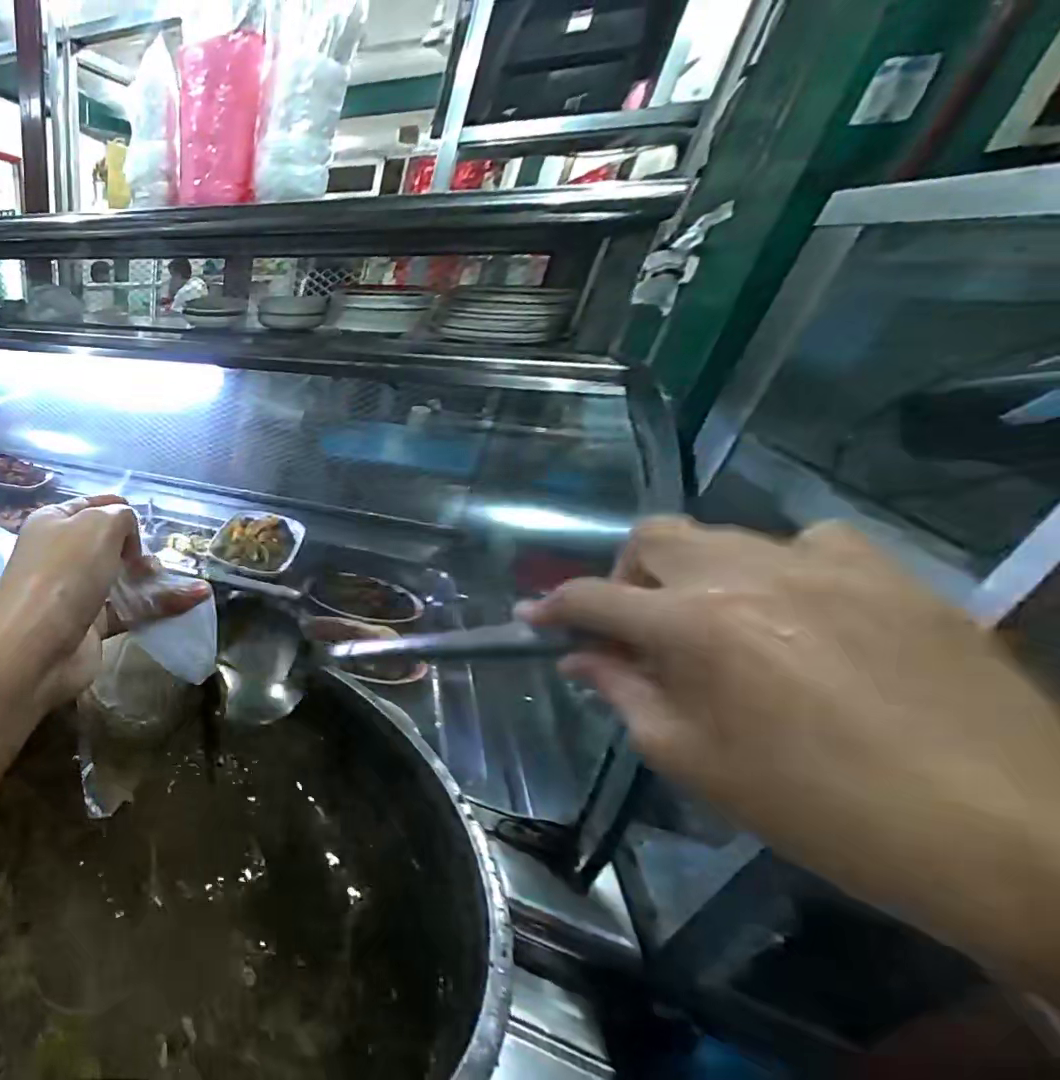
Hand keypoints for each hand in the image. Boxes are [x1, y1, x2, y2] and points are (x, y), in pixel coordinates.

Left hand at [0, 494, 210, 709]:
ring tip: (185, 581)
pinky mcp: (91, 626)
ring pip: (123, 579)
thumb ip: (121, 517)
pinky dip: (160, 606)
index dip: (120, 508)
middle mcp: (62, 555)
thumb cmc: (64, 573)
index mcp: (54, 522)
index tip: (145, 520)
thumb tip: (127, 538)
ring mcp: (76, 592)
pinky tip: (193, 601)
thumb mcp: (98, 525)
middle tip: (153, 561)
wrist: (35, 647)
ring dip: (155, 579)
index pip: (92, 506)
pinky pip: (130, 610)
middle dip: (138, 548)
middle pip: (109, 545)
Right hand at [521, 517, 1059, 985]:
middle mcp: (752, 578)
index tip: (532, 620)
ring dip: (697, 571)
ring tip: (717, 620)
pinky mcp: (899, 580)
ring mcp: (831, 571)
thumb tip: (582, 657)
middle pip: (653, 537)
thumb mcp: (691, 759)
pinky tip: (798, 606)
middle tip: (634, 625)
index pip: (591, 596)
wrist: (1013, 840)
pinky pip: (816, 541)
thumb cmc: (821, 808)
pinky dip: (783, 564)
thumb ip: (623, 693)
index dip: (552, 607)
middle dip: (624, 576)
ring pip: (726, 534)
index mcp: (693, 627)